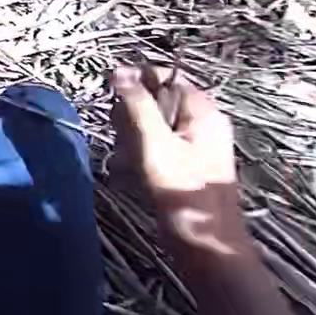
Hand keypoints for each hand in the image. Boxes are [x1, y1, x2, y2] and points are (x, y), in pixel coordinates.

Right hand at [108, 64, 246, 255]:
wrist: (203, 243)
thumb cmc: (180, 188)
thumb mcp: (153, 141)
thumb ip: (136, 103)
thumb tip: (119, 70)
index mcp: (203, 111)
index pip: (166, 75)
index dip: (138, 79)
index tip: (112, 92)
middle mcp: (202, 121)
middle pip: (157, 97)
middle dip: (133, 111)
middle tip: (124, 132)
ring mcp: (195, 142)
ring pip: (153, 120)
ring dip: (133, 132)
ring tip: (128, 154)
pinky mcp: (185, 161)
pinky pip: (157, 140)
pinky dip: (141, 148)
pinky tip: (133, 165)